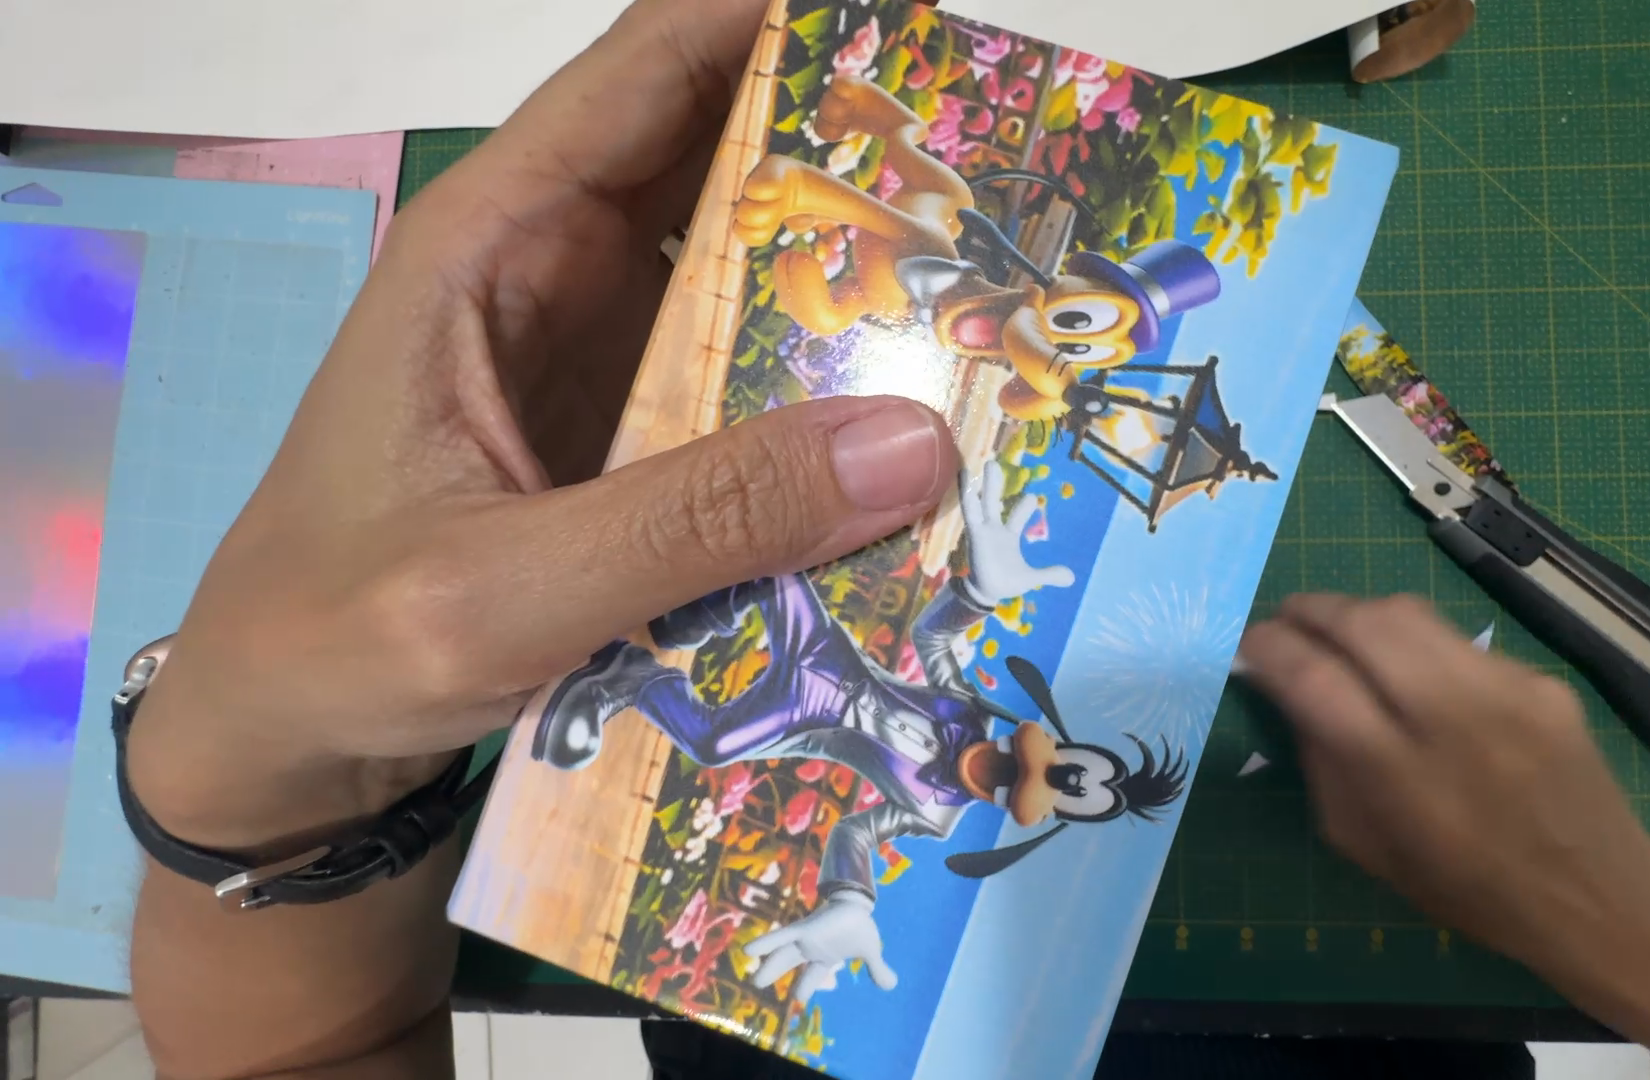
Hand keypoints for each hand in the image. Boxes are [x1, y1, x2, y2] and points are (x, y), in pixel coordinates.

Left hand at [124, 0, 960, 852]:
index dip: (774, 32)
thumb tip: (912, 445)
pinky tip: (901, 438)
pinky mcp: (650, 453)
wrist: (297, 732)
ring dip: (857, 309)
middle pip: (731, 186)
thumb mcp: (511, 586)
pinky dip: (829, 411)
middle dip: (855, 181)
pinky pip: (758, 405)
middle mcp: (570, 290)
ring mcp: (617, 376)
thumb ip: (702, 519)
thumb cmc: (344, 639)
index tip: (908, 46)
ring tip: (975, 319)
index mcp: (501, 250)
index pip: (651, 80)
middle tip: (985, 209)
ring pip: (758, 303)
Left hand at [744, 892, 897, 1003]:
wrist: (860, 901)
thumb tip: (892, 986)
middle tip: (755, 984)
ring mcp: (805, 939)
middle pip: (787, 965)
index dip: (805, 989)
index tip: (799, 998)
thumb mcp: (870, 951)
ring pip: (781, 955)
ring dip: (767, 965)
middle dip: (771, 974)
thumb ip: (877, 969)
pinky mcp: (805, 928)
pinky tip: (749, 950)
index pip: (811, 978)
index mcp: (823, 958)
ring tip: (751, 976)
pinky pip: (782, 936)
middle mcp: (810, 950)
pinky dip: (766, 943)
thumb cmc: (859, 925)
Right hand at [958, 461, 1073, 604]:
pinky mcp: (976, 534)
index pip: (1018, 516)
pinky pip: (970, 513)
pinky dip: (967, 497)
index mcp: (1009, 535)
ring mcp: (984, 530)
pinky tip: (964, 480)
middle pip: (994, 501)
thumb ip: (1049, 575)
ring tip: (977, 464)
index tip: (1032, 496)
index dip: (1024, 507)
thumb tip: (1072, 578)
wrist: (987, 593)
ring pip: (981, 502)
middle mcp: (995, 528)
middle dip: (995, 484)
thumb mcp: (1032, 578)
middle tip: (994, 463)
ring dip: (979, 485)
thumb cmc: (1006, 582)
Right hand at [1234, 594, 1649, 1026]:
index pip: (1312, 677)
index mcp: (1400, 774)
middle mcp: (1455, 718)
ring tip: (1337, 633)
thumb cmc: (1462, 888)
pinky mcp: (1542, 679)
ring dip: (1353, 612)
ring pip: (1404, 610)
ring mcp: (1507, 690)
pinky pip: (1451, 637)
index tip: (1247, 643)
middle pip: (1359, 622)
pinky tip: (1413, 673)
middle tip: (1284, 620)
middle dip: (1306, 610)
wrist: (1607, 906)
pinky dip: (1410, 642)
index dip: (1267, 646)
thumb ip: (1317, 755)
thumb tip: (1284, 687)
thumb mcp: (1357, 840)